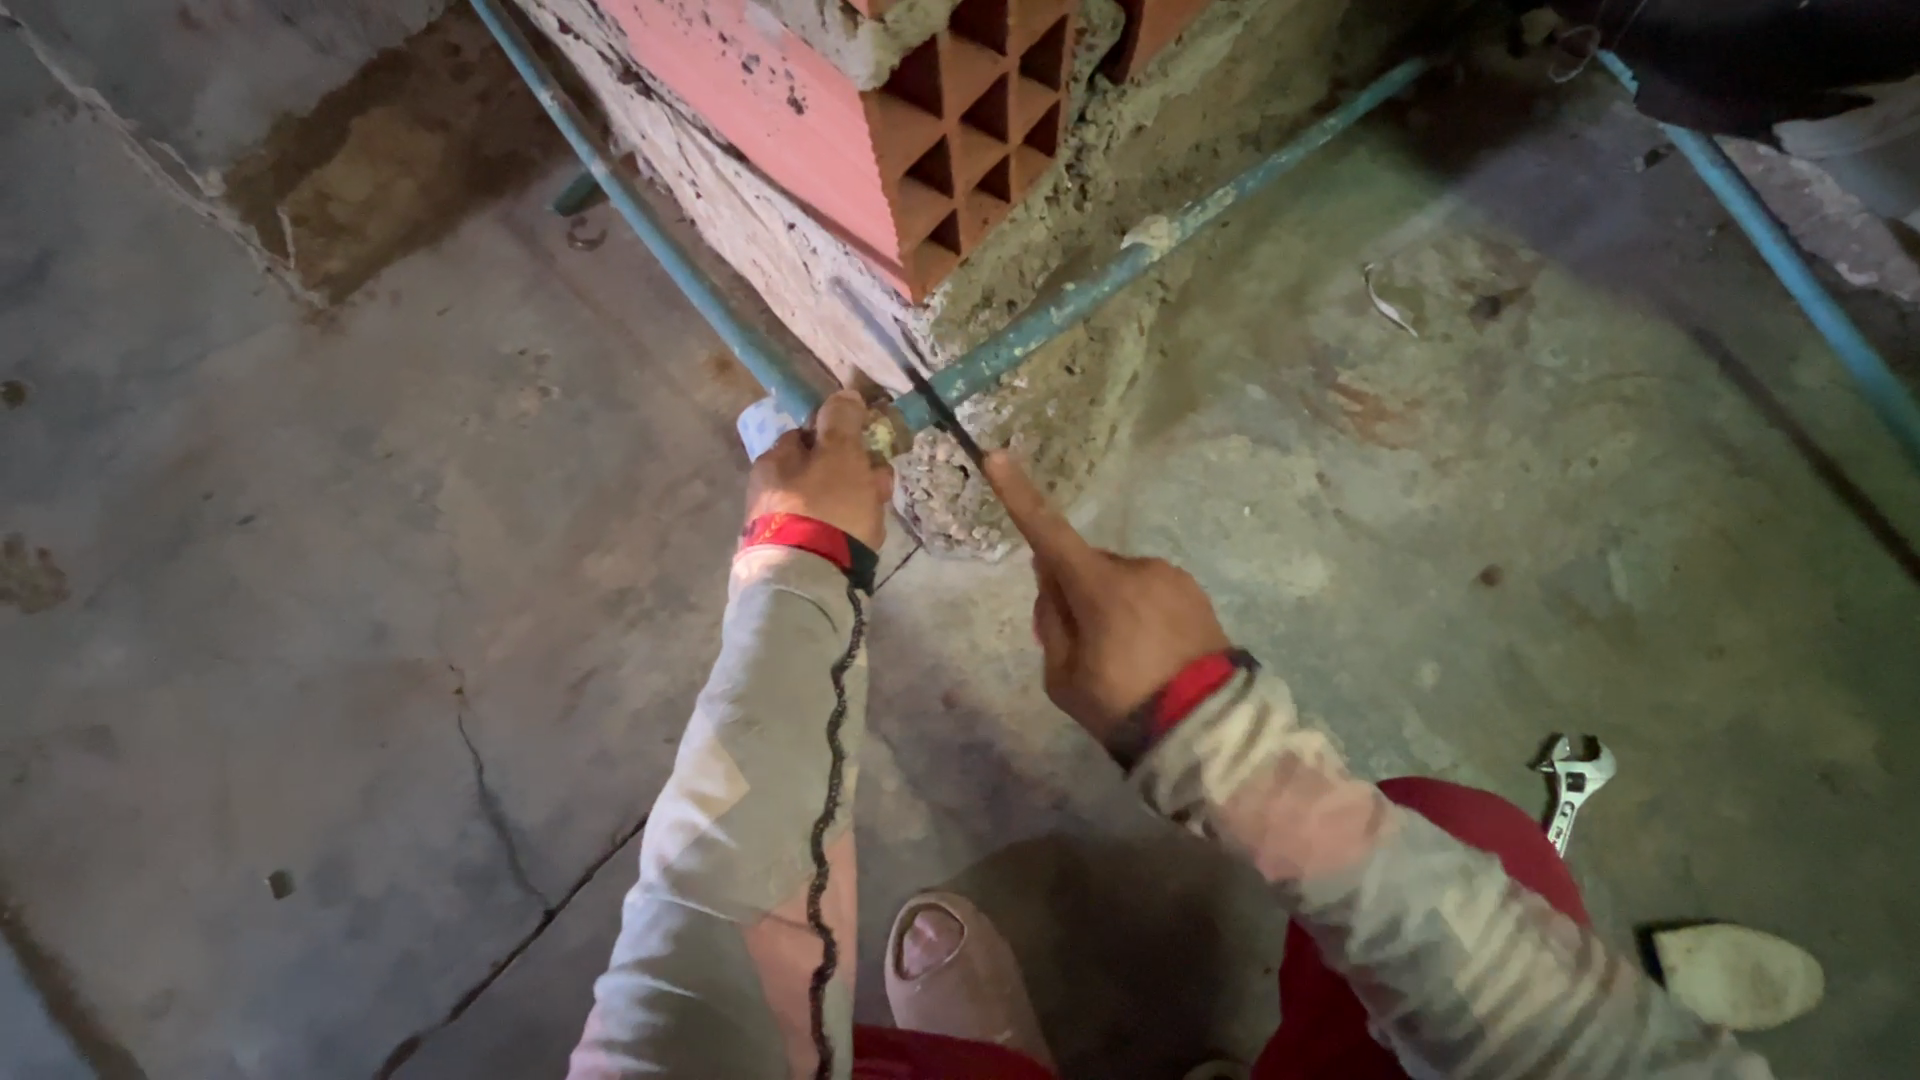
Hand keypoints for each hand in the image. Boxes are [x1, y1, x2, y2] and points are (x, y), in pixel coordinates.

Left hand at [746, 390, 893, 550]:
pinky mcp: (788, 556)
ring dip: (853, 506)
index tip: (869, 451)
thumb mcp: (840, 455)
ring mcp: (775, 527)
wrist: (808, 578)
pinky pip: (823, 533)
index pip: (808, 435)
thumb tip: (844, 393)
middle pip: (820, 472)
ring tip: (874, 522)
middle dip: (855, 477)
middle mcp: (766, 491)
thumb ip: (842, 422)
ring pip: (826, 504)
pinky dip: (842, 533)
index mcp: (773, 461)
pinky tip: (858, 543)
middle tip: (880, 490)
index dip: (842, 439)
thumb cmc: (826, 507)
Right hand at [982, 451, 1229, 749]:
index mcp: (1101, 587)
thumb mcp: (1063, 677)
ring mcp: (1171, 578)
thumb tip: (1050, 579)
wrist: (1206, 732)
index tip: (997, 456)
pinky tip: (1152, 652)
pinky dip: (1140, 612)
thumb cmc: (1123, 706)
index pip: (1049, 534)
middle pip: (1086, 567)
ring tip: (1127, 659)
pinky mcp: (1195, 593)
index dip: (1019, 496)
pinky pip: (1150, 592)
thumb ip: (1051, 620)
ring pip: (1119, 580)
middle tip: (1085, 649)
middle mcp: (1137, 568)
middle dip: (1076, 593)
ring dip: (1110, 604)